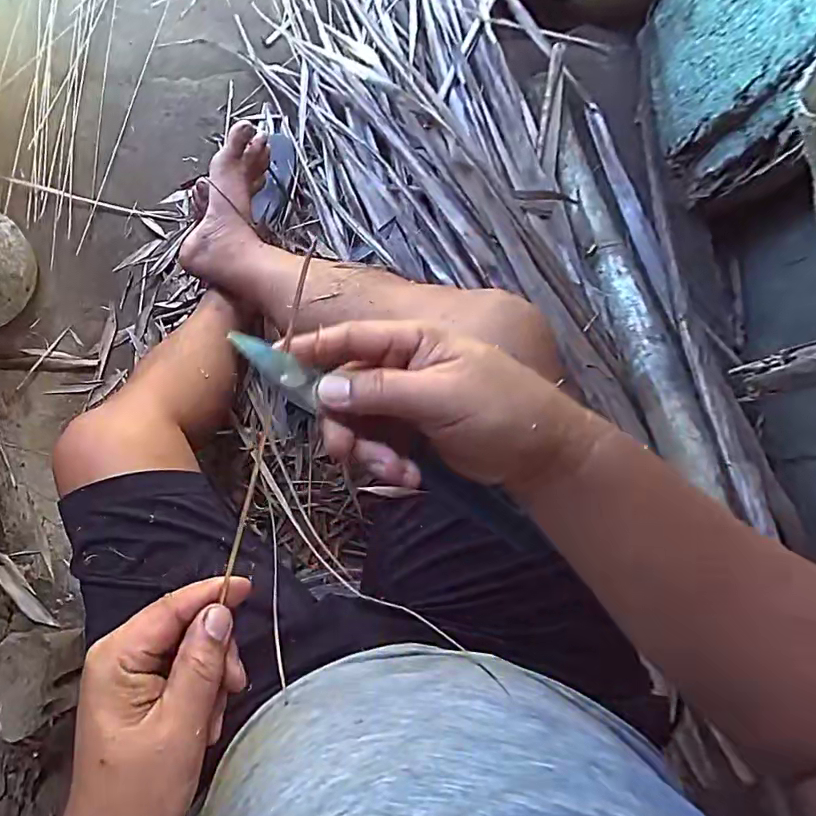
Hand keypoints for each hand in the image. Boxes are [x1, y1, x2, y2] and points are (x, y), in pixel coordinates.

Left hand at [55, 576, 250, 815]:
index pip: (169, 607)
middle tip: (230, 686)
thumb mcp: (178, 728)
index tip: (245, 586)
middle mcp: (116, 658)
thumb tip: (218, 614)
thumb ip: (200, 665)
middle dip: (214, 652)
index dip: (210, 594)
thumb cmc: (133, 798)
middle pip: (181, 626)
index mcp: (115, 657)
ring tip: (208, 719)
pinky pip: (180, 672)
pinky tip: (199, 722)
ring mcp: (126, 675)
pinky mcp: (137, 691)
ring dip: (209, 678)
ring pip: (186, 649)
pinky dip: (199, 692)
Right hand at [286, 320, 614, 492]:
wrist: (540, 455)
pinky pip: (374, 445)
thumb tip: (324, 389)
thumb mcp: (440, 395)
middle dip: (342, 425)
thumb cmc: (500, 409)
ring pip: (355, 422)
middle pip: (343, 389)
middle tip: (345, 455)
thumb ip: (380, 390)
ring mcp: (401, 401)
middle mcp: (399, 366)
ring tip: (396, 473)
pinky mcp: (405, 432)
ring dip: (366, 452)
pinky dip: (383, 464)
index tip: (275, 361)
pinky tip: (410, 477)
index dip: (311, 347)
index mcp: (411, 341)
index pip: (351, 338)